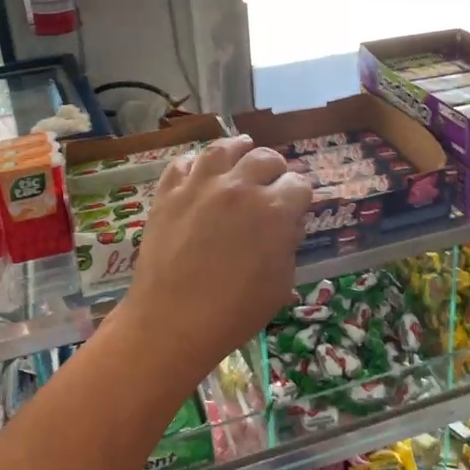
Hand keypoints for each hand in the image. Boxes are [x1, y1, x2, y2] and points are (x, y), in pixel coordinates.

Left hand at [108, 136, 311, 384]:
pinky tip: (200, 168)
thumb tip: (285, 226)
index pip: (299, 184)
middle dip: (275, 169)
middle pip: (266, 158)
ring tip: (242, 149)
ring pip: (224, 149)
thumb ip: (287, 246)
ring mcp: (200, 186)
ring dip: (239, 148)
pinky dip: (195, 162)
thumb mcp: (280, 284)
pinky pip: (183, 163)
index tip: (297, 206)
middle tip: (272, 182)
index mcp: (274, 210)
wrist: (172, 321)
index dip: (300, 196)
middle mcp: (239, 187)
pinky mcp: (168, 193)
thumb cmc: (234, 312)